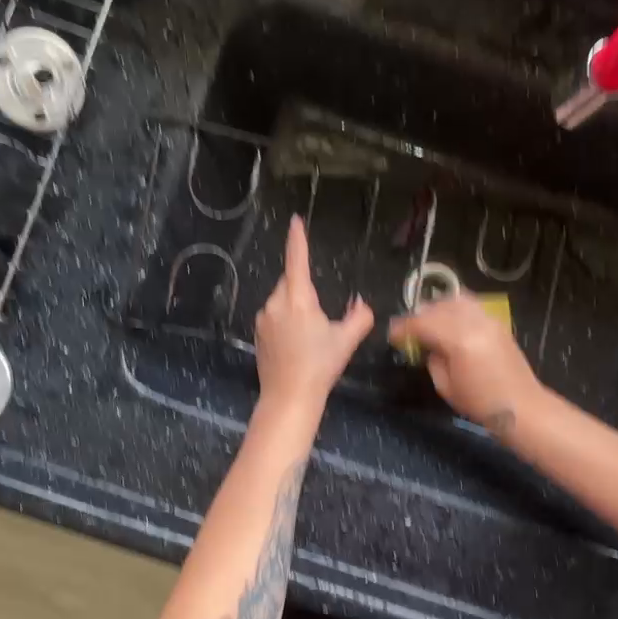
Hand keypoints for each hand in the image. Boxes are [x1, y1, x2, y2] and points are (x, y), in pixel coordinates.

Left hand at [254, 217, 374, 412]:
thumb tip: (360, 303)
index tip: (295, 221)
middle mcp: (276, 303)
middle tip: (321, 317)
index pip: (296, 260)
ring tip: (310, 336)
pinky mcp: (257, 334)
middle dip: (304, 289)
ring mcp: (263, 319)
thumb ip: (360, 317)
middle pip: (290, 283)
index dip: (297, 239)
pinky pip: (274, 317)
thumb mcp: (346, 341)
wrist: (289, 397)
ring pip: (282, 301)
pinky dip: (285, 322)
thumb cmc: (320, 367)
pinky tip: (296, 345)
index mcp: (298, 299)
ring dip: (295, 307)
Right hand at [388, 294, 541, 436]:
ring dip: (437, 308)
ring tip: (429, 322)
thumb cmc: (481, 403)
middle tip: (409, 331)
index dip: (403, 328)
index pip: (423, 323)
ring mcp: (488, 319)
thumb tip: (428, 345)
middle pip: (438, 307)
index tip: (392, 335)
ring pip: (455, 299)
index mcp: (459, 340)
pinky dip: (455, 308)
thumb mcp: (445, 386)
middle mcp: (474, 322)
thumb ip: (433, 359)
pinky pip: (471, 304)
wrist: (521, 406)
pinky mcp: (497, 322)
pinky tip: (449, 321)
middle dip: (419, 316)